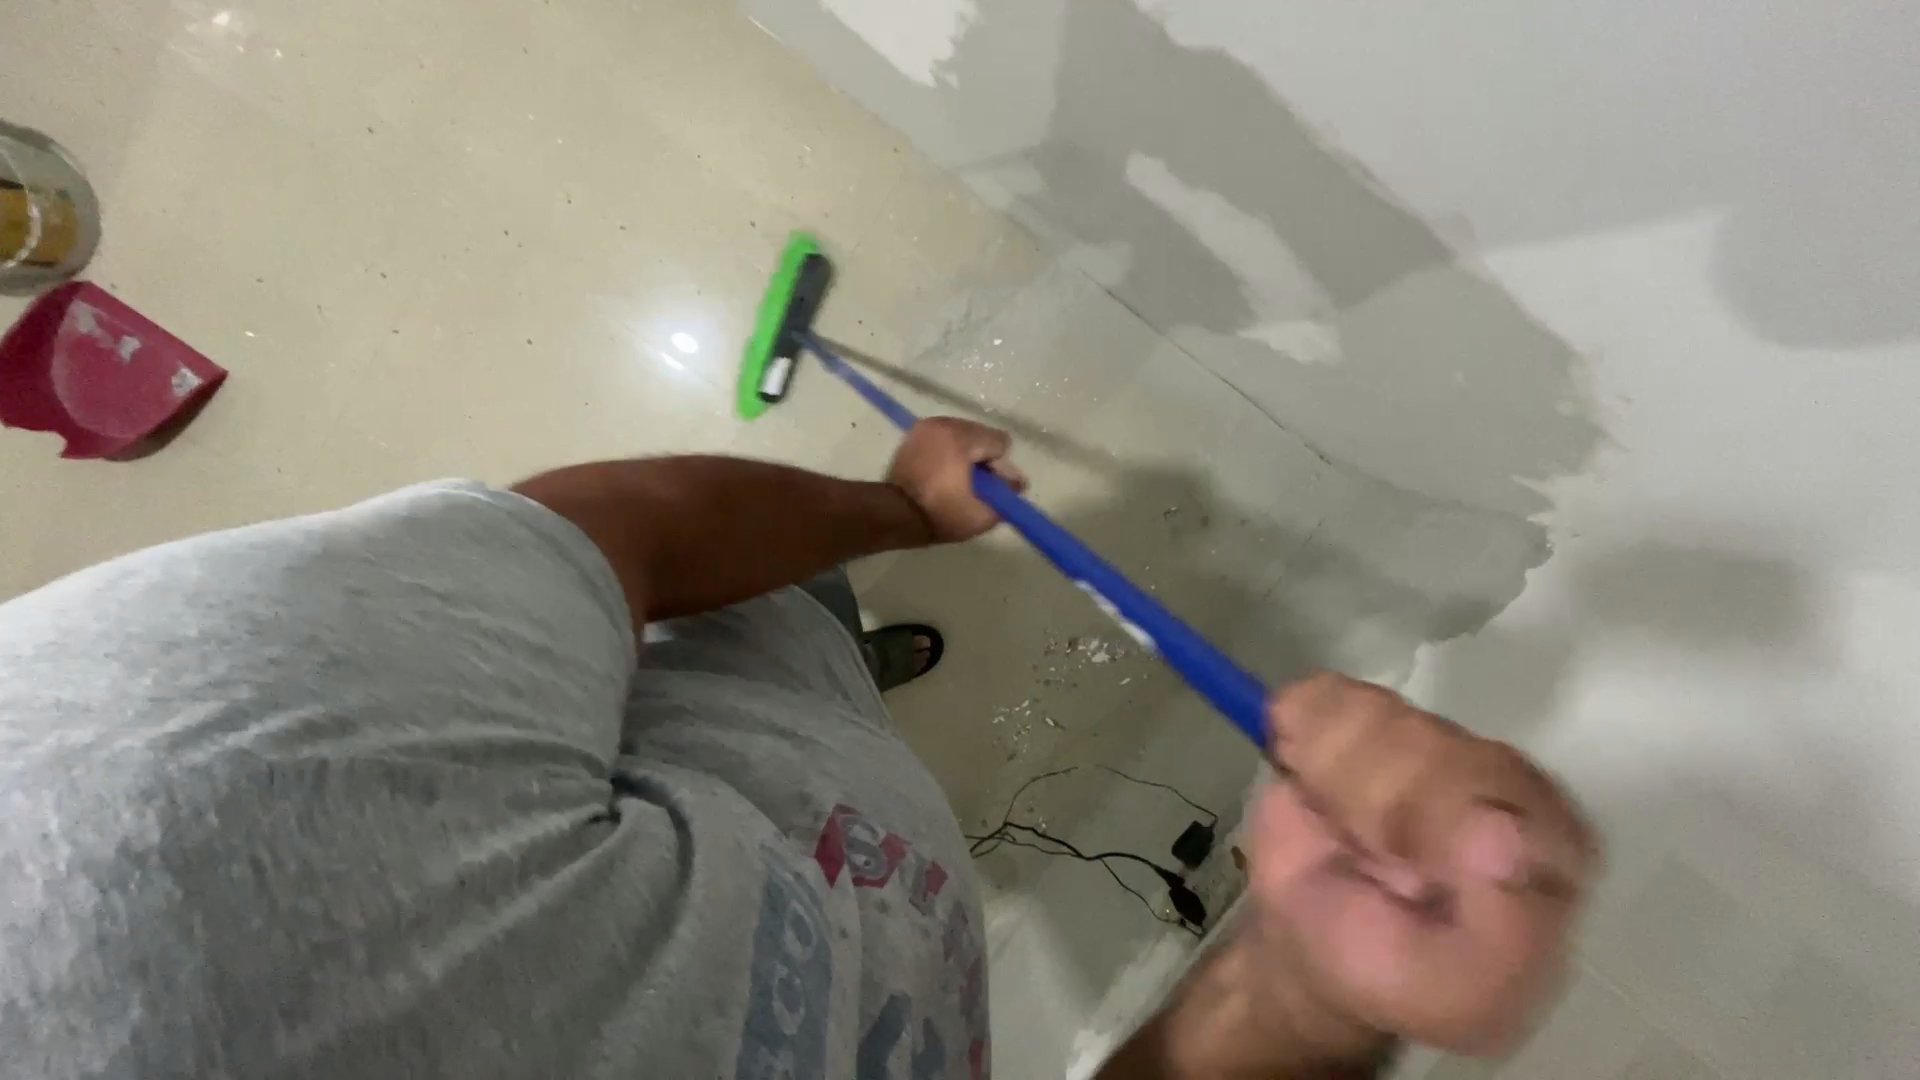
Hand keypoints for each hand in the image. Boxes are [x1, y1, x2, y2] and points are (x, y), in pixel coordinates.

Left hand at [885, 417, 1028, 542]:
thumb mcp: (981, 515)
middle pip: (980, 434)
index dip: (999, 467)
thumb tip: (1018, 482)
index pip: (999, 442)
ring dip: (966, 452)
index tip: (989, 487)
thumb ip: (1006, 495)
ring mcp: (925, 427)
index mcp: (961, 438)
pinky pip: (943, 436)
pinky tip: (944, 471)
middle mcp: (944, 424)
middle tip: (974, 485)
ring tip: (958, 478)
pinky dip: (948, 450)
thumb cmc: (939, 514)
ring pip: (962, 433)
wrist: (894, 515)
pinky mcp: (913, 434)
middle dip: (982, 458)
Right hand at [1159, 674, 1597, 1075]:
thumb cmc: (1389, 972)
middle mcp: (1494, 775)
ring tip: (1339, 826)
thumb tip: (1503, 828)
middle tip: (1368, 853)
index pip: (1498, 781)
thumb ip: (1504, 928)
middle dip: (1375, 803)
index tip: (1398, 861)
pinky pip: (1319, 696)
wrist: (1305, 942)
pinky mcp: (1358, 713)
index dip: (1432, 812)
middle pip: (1426, 741)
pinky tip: (1308, 780)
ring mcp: (1422, 735)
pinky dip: (1299, 741)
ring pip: (1370, 715)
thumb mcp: (1459, 989)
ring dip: (1332, 778)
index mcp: (1544, 837)